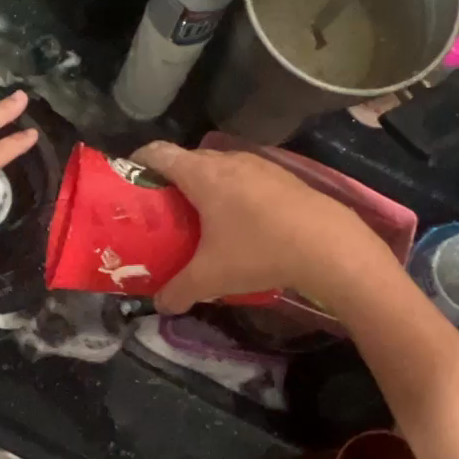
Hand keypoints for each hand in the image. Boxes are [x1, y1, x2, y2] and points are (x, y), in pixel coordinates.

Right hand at [131, 141, 395, 313]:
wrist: (331, 246)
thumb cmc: (259, 252)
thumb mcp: (210, 278)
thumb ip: (178, 291)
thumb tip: (160, 305)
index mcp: (202, 175)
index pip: (158, 153)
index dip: (137, 161)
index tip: (127, 180)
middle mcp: (228, 161)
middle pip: (187, 161)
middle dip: (168, 181)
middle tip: (159, 211)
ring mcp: (259, 165)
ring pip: (218, 169)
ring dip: (202, 188)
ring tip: (196, 219)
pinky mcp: (283, 178)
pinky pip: (244, 179)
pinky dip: (230, 194)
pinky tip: (237, 225)